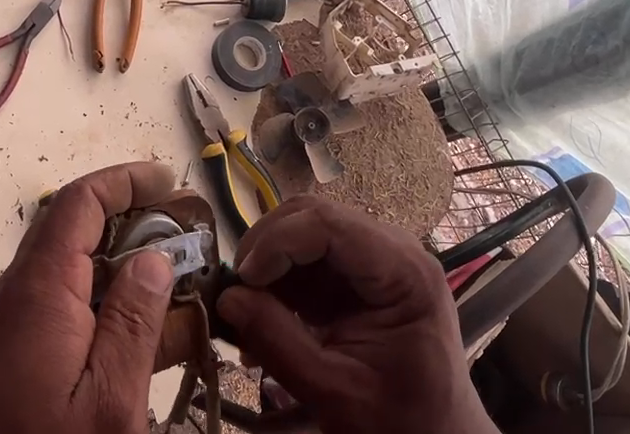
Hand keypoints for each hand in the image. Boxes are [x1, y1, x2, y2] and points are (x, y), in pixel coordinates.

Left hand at [0, 161, 180, 433]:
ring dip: (122, 270)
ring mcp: (7, 332)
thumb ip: (134, 321)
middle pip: (73, 232)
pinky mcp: (7, 364)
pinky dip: (103, 308)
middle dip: (131, 223)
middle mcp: (14, 299)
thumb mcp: (109, 401)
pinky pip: (60, 313)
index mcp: (37, 292)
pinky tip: (143, 338)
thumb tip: (154, 256)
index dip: (123, 181)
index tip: (168, 180)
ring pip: (70, 275)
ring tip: (178, 287)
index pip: (78, 203)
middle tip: (183, 236)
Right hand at [215, 197, 496, 433]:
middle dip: (268, 246)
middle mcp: (392, 250)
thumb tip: (226, 299)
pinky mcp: (357, 278)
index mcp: (403, 271)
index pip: (328, 224)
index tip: (242, 279)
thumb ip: (279, 343)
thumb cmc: (400, 425)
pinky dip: (278, 281)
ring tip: (243, 306)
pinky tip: (260, 315)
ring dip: (269, 263)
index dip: (278, 241)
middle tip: (235, 288)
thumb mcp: (336, 392)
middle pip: (315, 216)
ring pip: (305, 232)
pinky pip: (308, 260)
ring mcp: (375, 260)